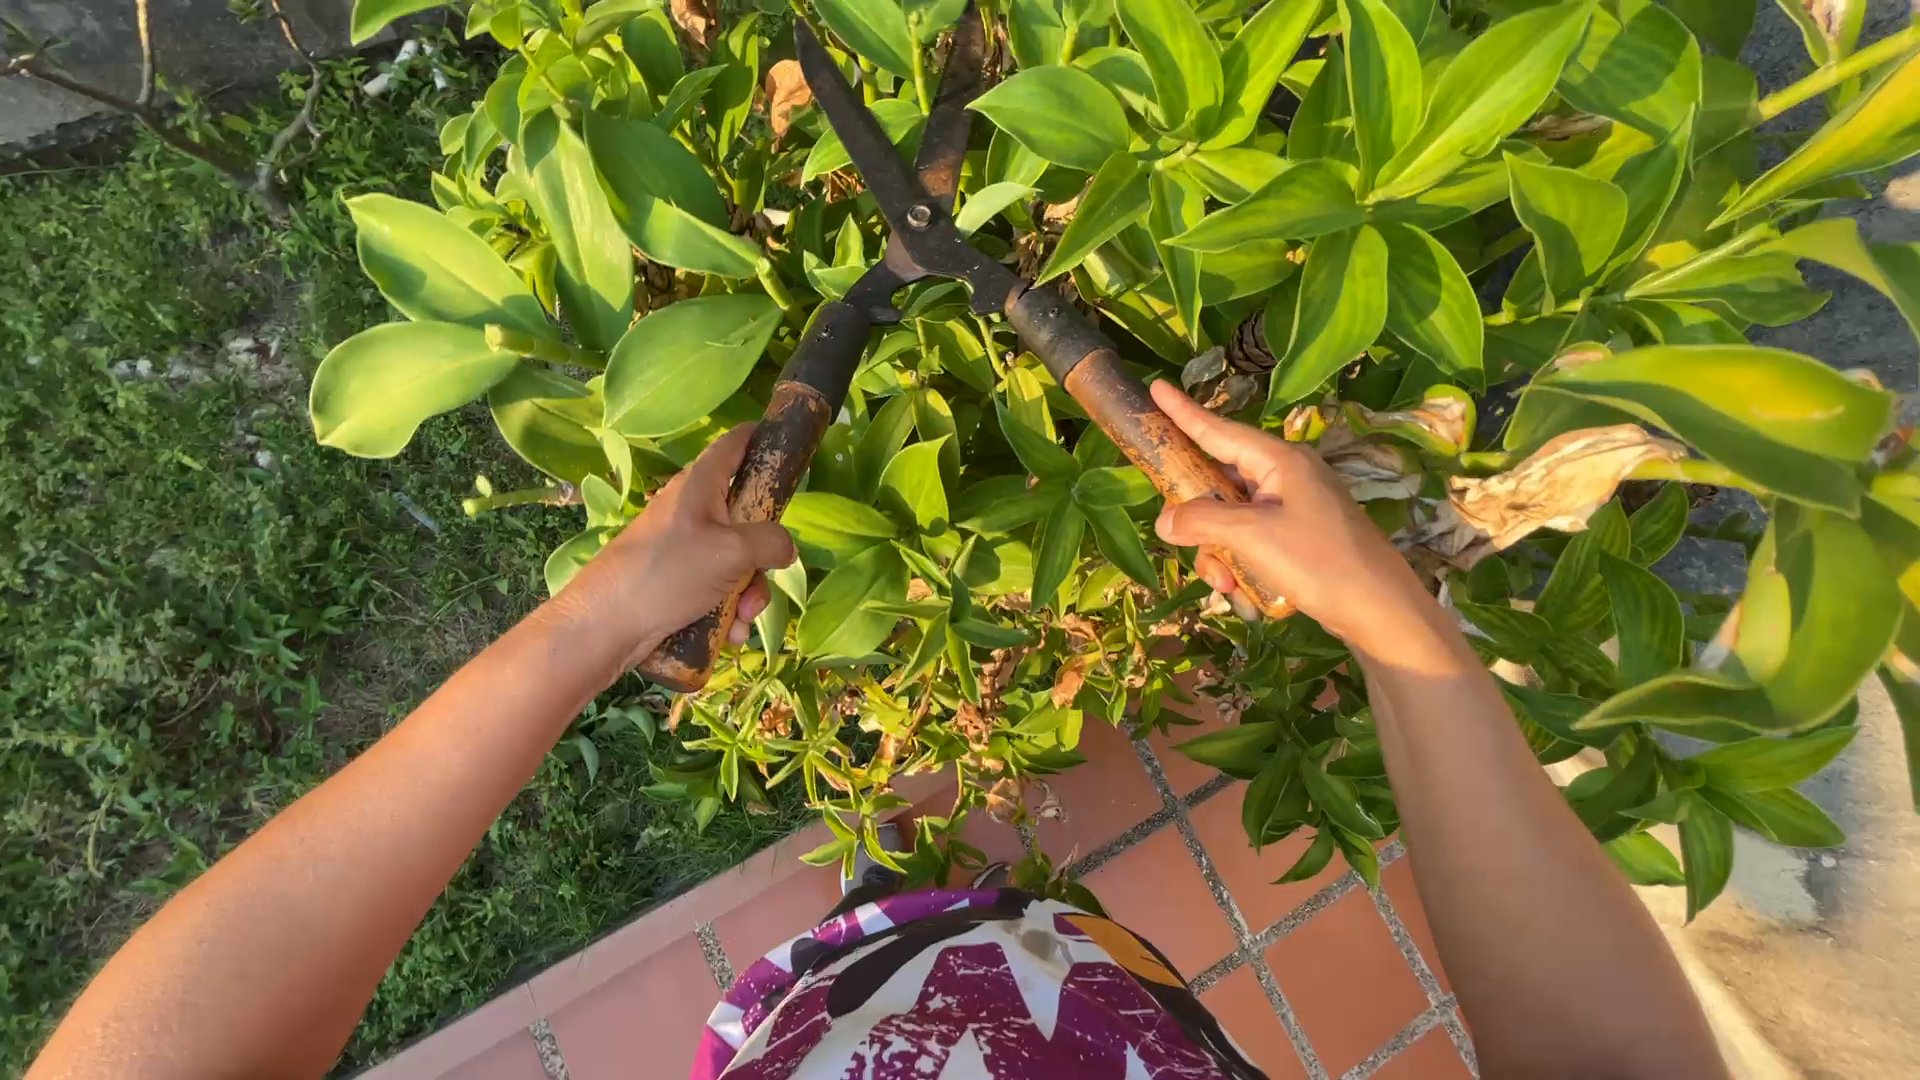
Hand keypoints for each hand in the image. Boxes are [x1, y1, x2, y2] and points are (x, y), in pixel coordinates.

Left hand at [548, 425, 796, 669]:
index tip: (789, 448)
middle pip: (749, 515)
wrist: (605, 626)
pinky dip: (729, 608)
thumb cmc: (667, 572)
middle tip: (767, 573)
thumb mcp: (732, 552)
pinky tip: (728, 632)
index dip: (763, 438)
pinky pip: (720, 587)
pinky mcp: (680, 580)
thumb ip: (771, 542)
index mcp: (702, 485)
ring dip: (749, 591)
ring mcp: (686, 546)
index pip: (735, 443)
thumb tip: (786, 548)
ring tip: (741, 617)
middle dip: (765, 553)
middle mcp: (695, 510)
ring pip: (739, 560)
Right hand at [1148, 381, 1445, 654]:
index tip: (1156, 387)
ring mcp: (1291, 507)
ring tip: (1225, 583)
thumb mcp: (1251, 537)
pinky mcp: (1295, 536)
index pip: (1218, 430)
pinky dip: (1236, 562)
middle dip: (1197, 519)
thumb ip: (1201, 521)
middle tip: (1182, 540)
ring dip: (1216, 551)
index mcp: (1279, 461)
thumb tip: (1164, 521)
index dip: (1183, 412)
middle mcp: (1284, 477)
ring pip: (1227, 517)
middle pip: (1216, 482)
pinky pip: (1247, 539)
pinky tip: (1240, 588)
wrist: (1379, 611)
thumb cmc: (1318, 561)